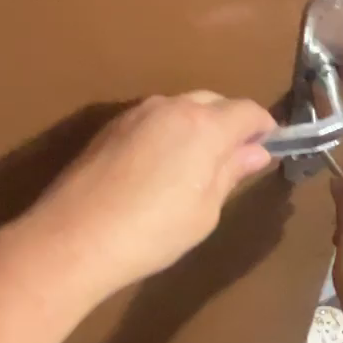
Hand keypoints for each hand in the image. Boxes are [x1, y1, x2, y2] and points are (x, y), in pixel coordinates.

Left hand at [3, 92, 275, 301]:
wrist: (75, 239)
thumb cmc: (152, 233)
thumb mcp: (205, 211)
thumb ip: (230, 173)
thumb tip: (255, 152)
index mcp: (205, 126)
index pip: (248, 112)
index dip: (263, 130)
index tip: (266, 151)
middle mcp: (171, 107)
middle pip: (214, 103)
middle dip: (229, 126)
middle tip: (231, 165)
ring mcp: (136, 114)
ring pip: (180, 110)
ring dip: (195, 130)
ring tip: (192, 171)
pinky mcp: (109, 128)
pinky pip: (152, 122)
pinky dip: (166, 136)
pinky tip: (157, 172)